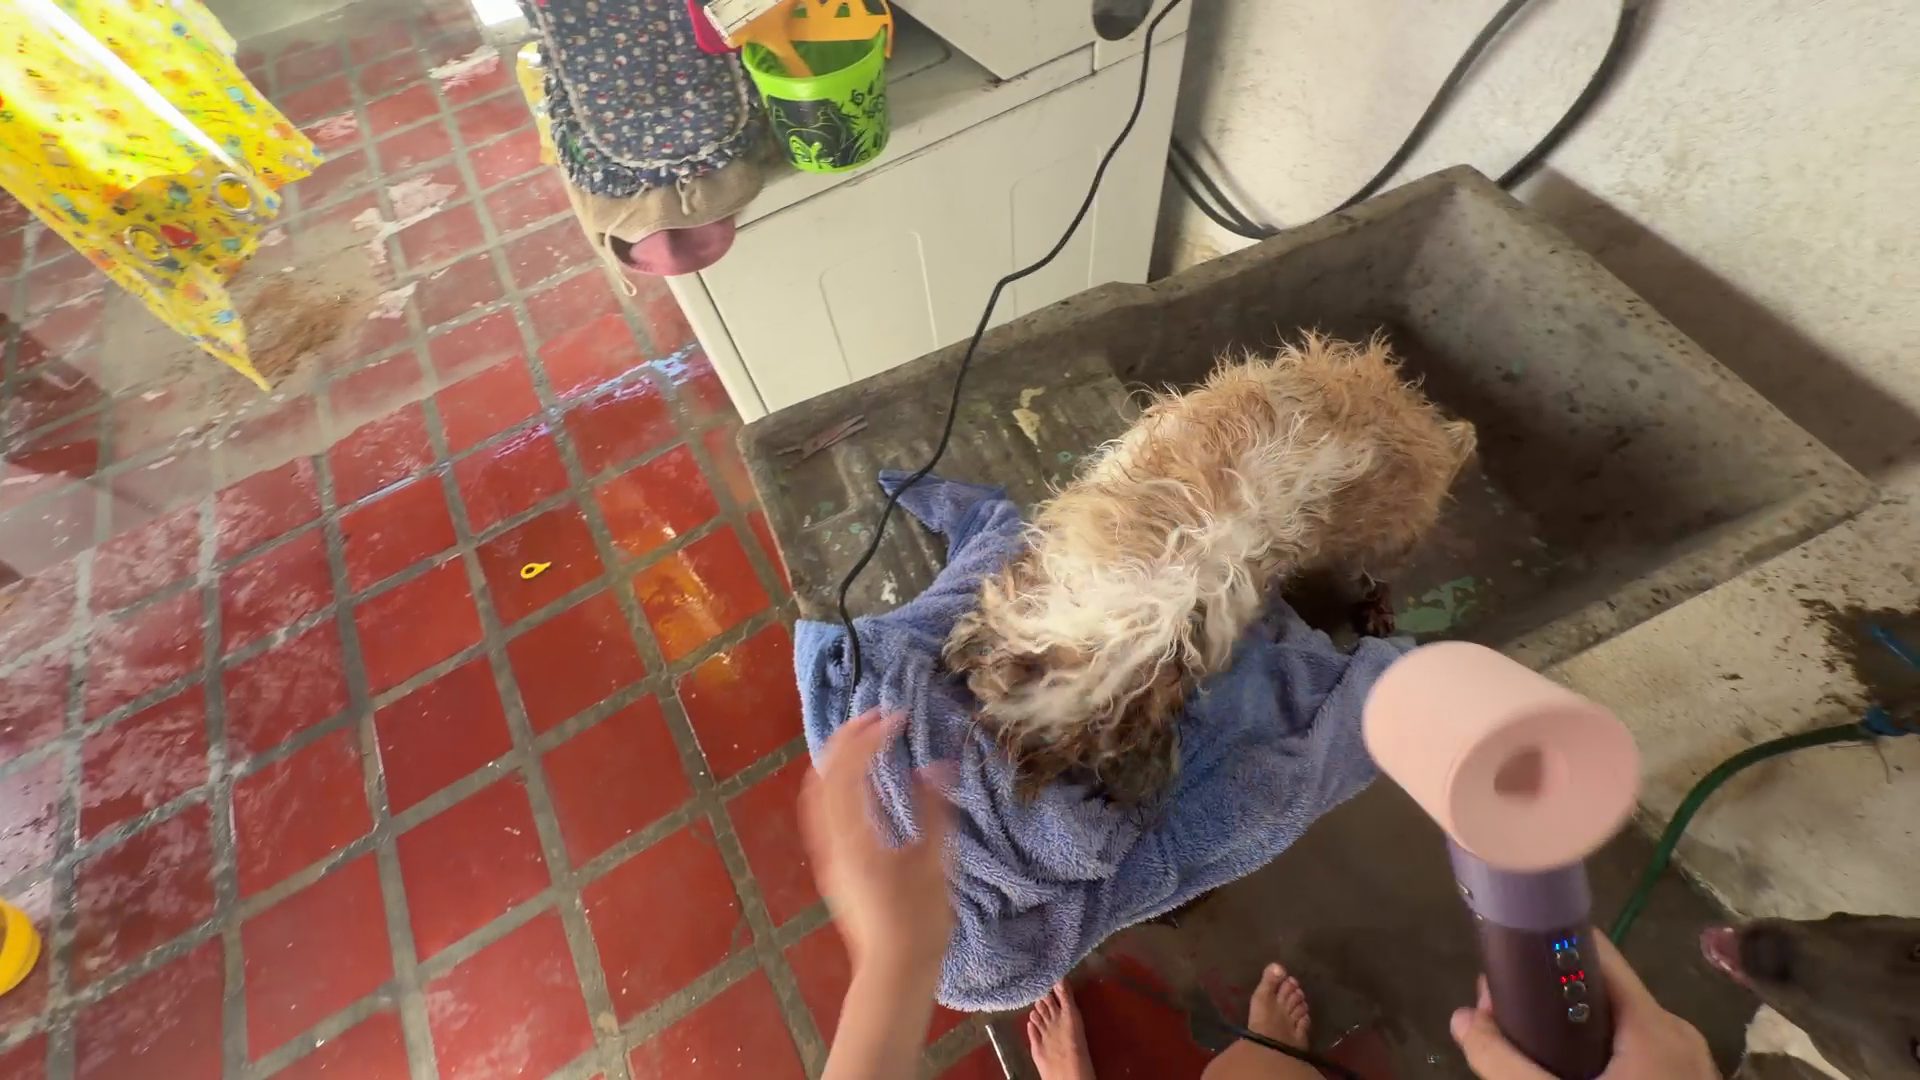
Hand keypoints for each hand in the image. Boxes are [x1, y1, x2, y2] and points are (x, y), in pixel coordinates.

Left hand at [799, 709, 954, 982]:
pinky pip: (819, 807)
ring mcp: (826, 852)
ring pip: (816, 790)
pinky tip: (852, 776)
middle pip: (825, 774)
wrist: (894, 970)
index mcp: (857, 838)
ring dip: (836, 756)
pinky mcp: (830, 861)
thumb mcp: (936, 862)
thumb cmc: (920, 920)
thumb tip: (937, 764)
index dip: (871, 737)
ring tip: (861, 735)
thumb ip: (935, 810)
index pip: (851, 771)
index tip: (896, 718)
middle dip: (848, 737)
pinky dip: (831, 779)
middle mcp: (832, 840)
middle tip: (876, 714)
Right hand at [1450, 934, 1716, 1079]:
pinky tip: (1561, 1071)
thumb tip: (1461, 1018)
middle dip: (1540, 995)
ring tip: (1525, 1046)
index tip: (1499, 966)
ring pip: (1607, 1020)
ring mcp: (1686, 1065)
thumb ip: (1501, 1059)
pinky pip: (1625, 1049)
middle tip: (1502, 1016)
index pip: (1589, 949)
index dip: (1539, 947)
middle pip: (1592, 986)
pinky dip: (1587, 1051)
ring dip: (1561, 1026)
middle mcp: (1675, 1034)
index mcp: (1655, 1026)